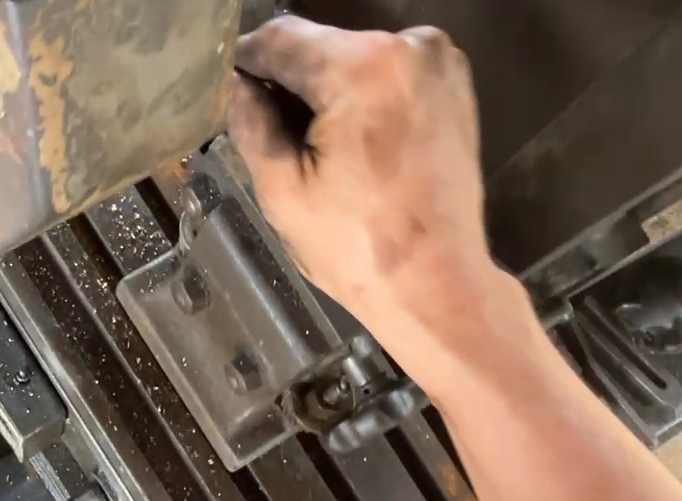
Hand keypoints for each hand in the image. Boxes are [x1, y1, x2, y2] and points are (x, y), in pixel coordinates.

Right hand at [229, 17, 537, 389]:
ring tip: (312, 152)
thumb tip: (237, 86)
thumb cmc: (354, 248)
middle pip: (323, 47)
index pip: (283, 38)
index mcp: (362, 68)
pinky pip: (389, 78)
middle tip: (268, 134)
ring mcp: (439, 62)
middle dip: (291, 84)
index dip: (247, 61)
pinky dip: (363, 102)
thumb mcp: (284, 193)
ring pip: (356, 62)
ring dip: (326, 95)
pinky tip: (353, 151)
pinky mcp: (454, 86)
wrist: (434, 281)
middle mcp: (408, 45)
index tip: (227, 86)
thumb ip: (253, 127)